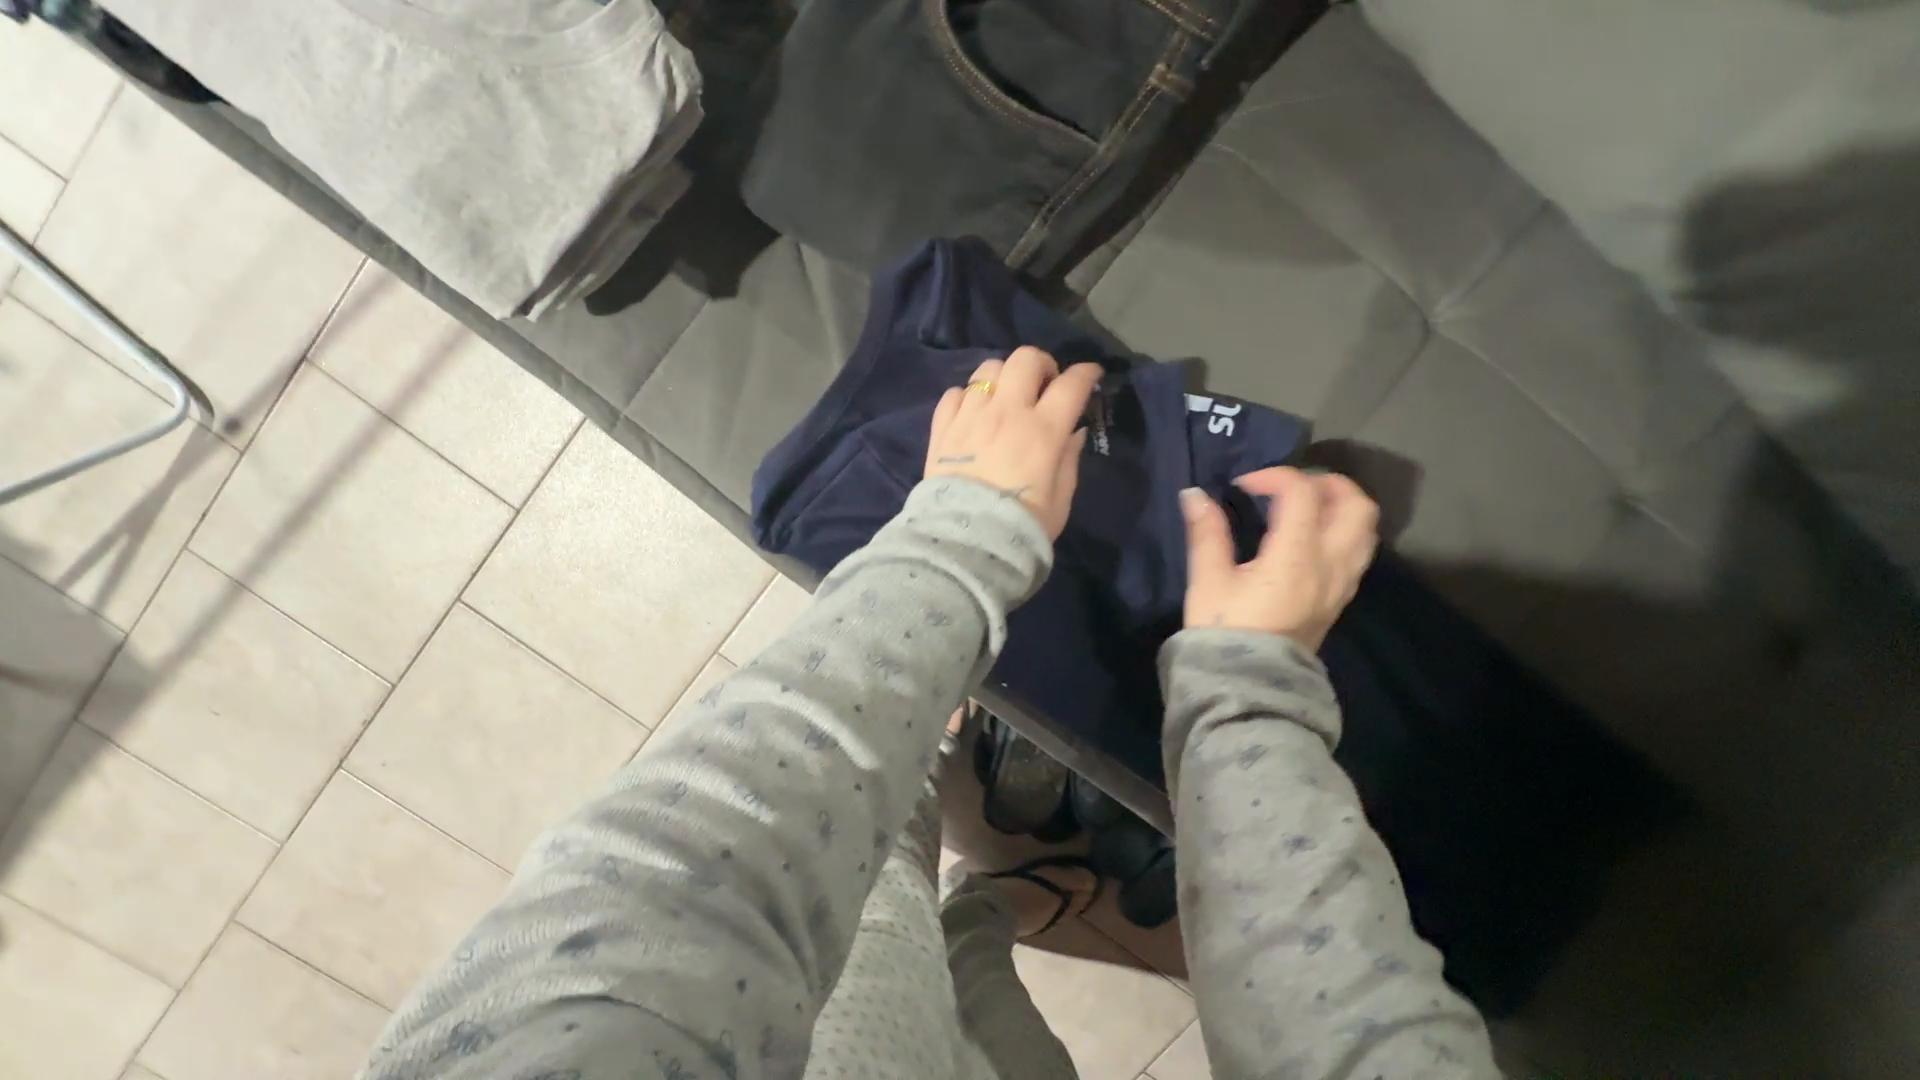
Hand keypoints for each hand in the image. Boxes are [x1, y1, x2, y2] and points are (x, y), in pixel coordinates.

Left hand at [925, 346, 1102, 539]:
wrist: (965, 543)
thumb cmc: (1022, 525)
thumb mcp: (1060, 499)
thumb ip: (1068, 459)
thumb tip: (1073, 432)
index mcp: (1042, 430)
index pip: (1071, 384)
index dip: (1086, 374)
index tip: (1090, 376)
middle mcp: (1006, 413)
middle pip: (1025, 359)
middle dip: (1041, 364)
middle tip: (1044, 384)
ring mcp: (970, 417)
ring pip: (988, 370)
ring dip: (1003, 377)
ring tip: (1006, 398)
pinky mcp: (942, 429)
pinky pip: (954, 394)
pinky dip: (968, 398)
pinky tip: (974, 414)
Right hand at [1180, 467, 1378, 649]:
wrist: (1249, 685)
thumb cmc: (1225, 631)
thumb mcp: (1207, 581)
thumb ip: (1206, 533)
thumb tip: (1195, 494)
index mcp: (1295, 556)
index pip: (1302, 493)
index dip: (1273, 476)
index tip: (1243, 486)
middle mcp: (1329, 565)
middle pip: (1356, 506)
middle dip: (1327, 484)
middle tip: (1292, 487)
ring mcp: (1340, 584)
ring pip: (1364, 530)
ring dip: (1341, 508)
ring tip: (1306, 508)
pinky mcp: (1339, 600)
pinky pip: (1357, 553)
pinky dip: (1342, 532)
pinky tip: (1310, 539)